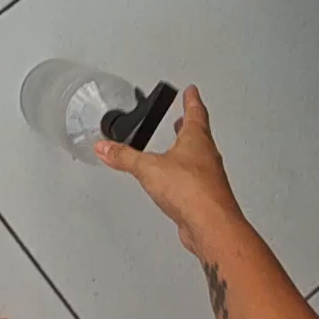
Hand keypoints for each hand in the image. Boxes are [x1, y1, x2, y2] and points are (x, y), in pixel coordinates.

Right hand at [95, 85, 244, 258]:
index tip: (192, 91)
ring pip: (199, 157)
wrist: (212, 227)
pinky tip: (174, 181)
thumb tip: (105, 147)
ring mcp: (208, 178)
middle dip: (190, 124)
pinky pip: (194, 179)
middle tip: (186, 116)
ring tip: (177, 147)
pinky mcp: (205, 197)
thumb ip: (124, 157)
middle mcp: (206, 156)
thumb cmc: (193, 192)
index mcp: (196, 140)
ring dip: (188, 149)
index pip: (195, 112)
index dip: (192, 100)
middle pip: (200, 134)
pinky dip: (184, 174)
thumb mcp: (148, 168)